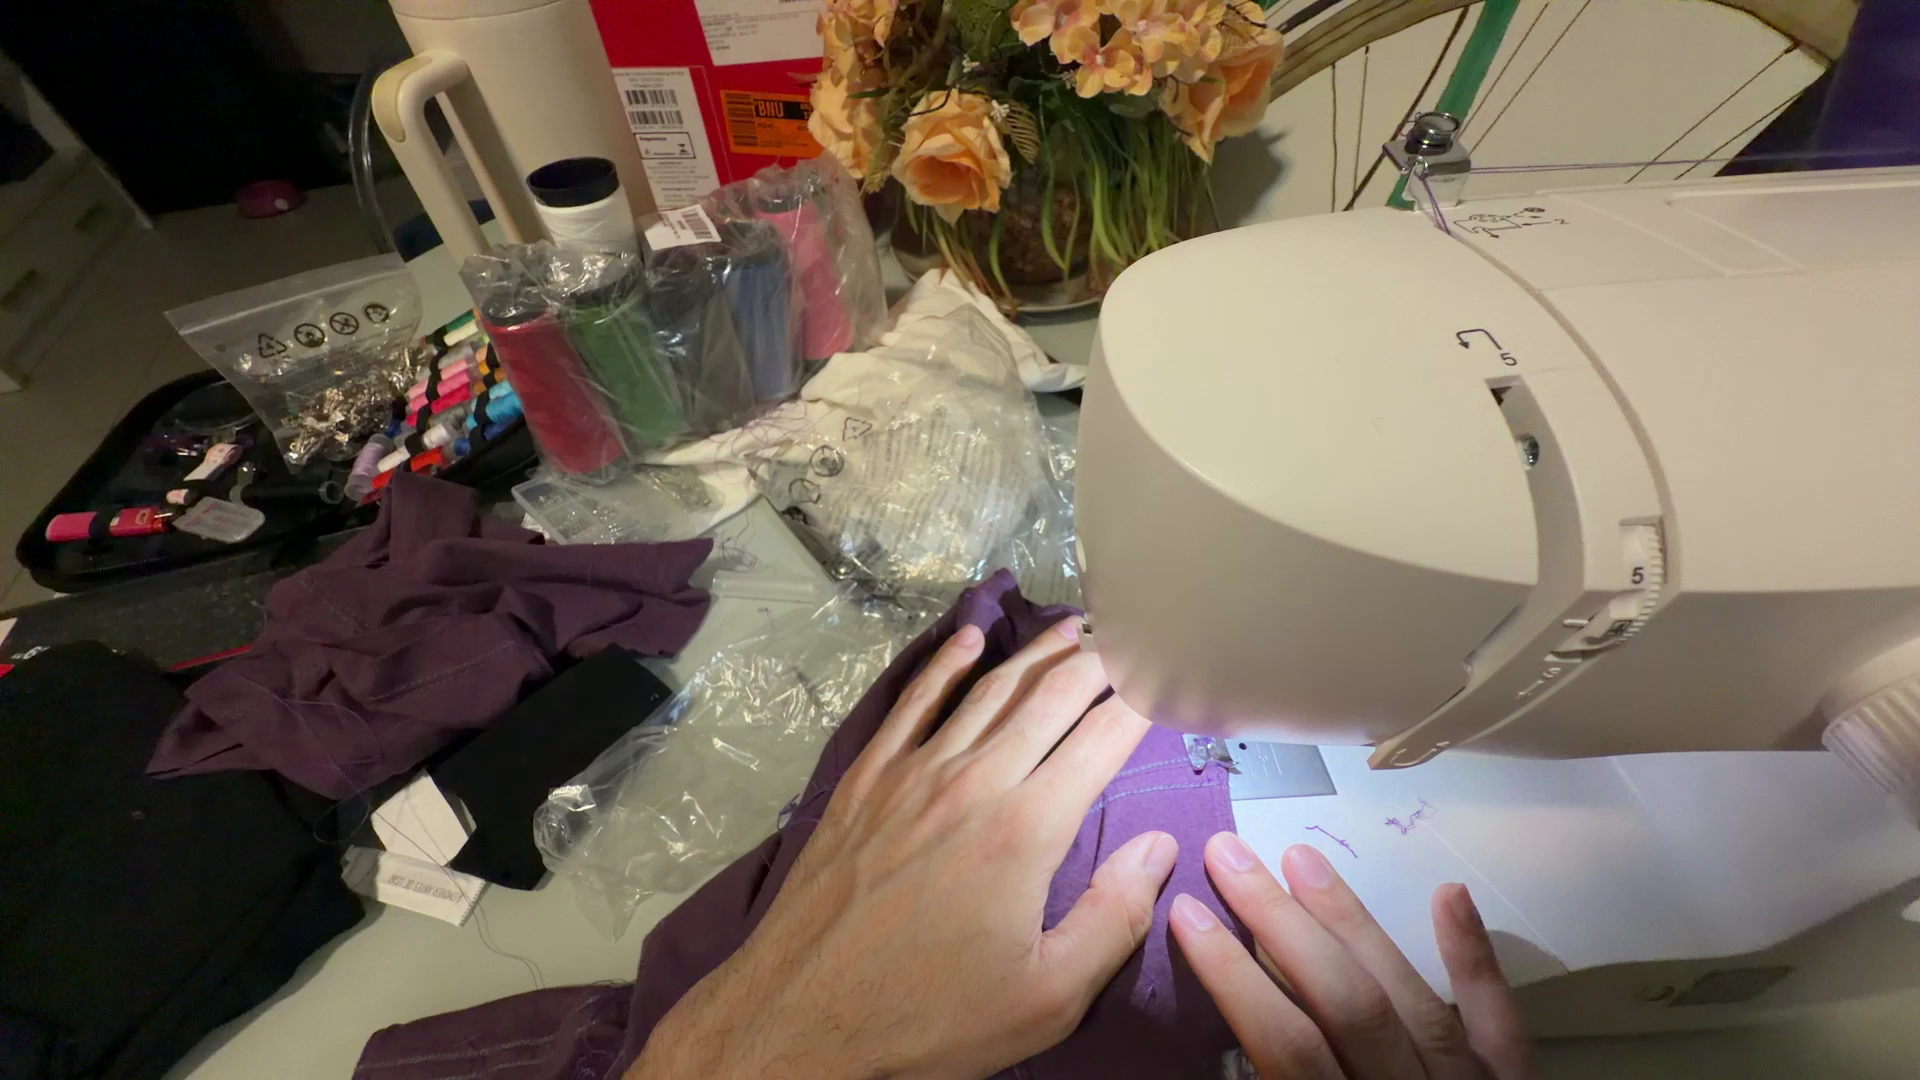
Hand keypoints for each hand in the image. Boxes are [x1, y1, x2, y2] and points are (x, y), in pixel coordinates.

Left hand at [629, 618, 1176, 1079]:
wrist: (801, 1012)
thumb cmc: (929, 1013)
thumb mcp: (1044, 998)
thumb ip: (1113, 917)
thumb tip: (1158, 846)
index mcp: (1027, 828)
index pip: (1101, 740)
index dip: (1141, 701)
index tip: (1163, 677)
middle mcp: (976, 778)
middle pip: (1050, 696)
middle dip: (1097, 660)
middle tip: (1126, 637)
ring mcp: (917, 767)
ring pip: (990, 689)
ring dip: (1036, 652)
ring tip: (1070, 627)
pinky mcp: (870, 771)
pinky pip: (914, 701)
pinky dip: (945, 665)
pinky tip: (969, 638)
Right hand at [1170, 834, 1534, 1078]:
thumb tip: (1206, 1058)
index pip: (1287, 1048)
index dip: (1232, 976)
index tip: (1186, 911)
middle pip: (1348, 1004)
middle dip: (1279, 921)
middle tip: (1227, 853)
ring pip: (1412, 999)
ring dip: (1351, 921)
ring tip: (1298, 857)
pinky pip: (1502, 1030)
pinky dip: (1478, 964)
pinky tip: (1450, 893)